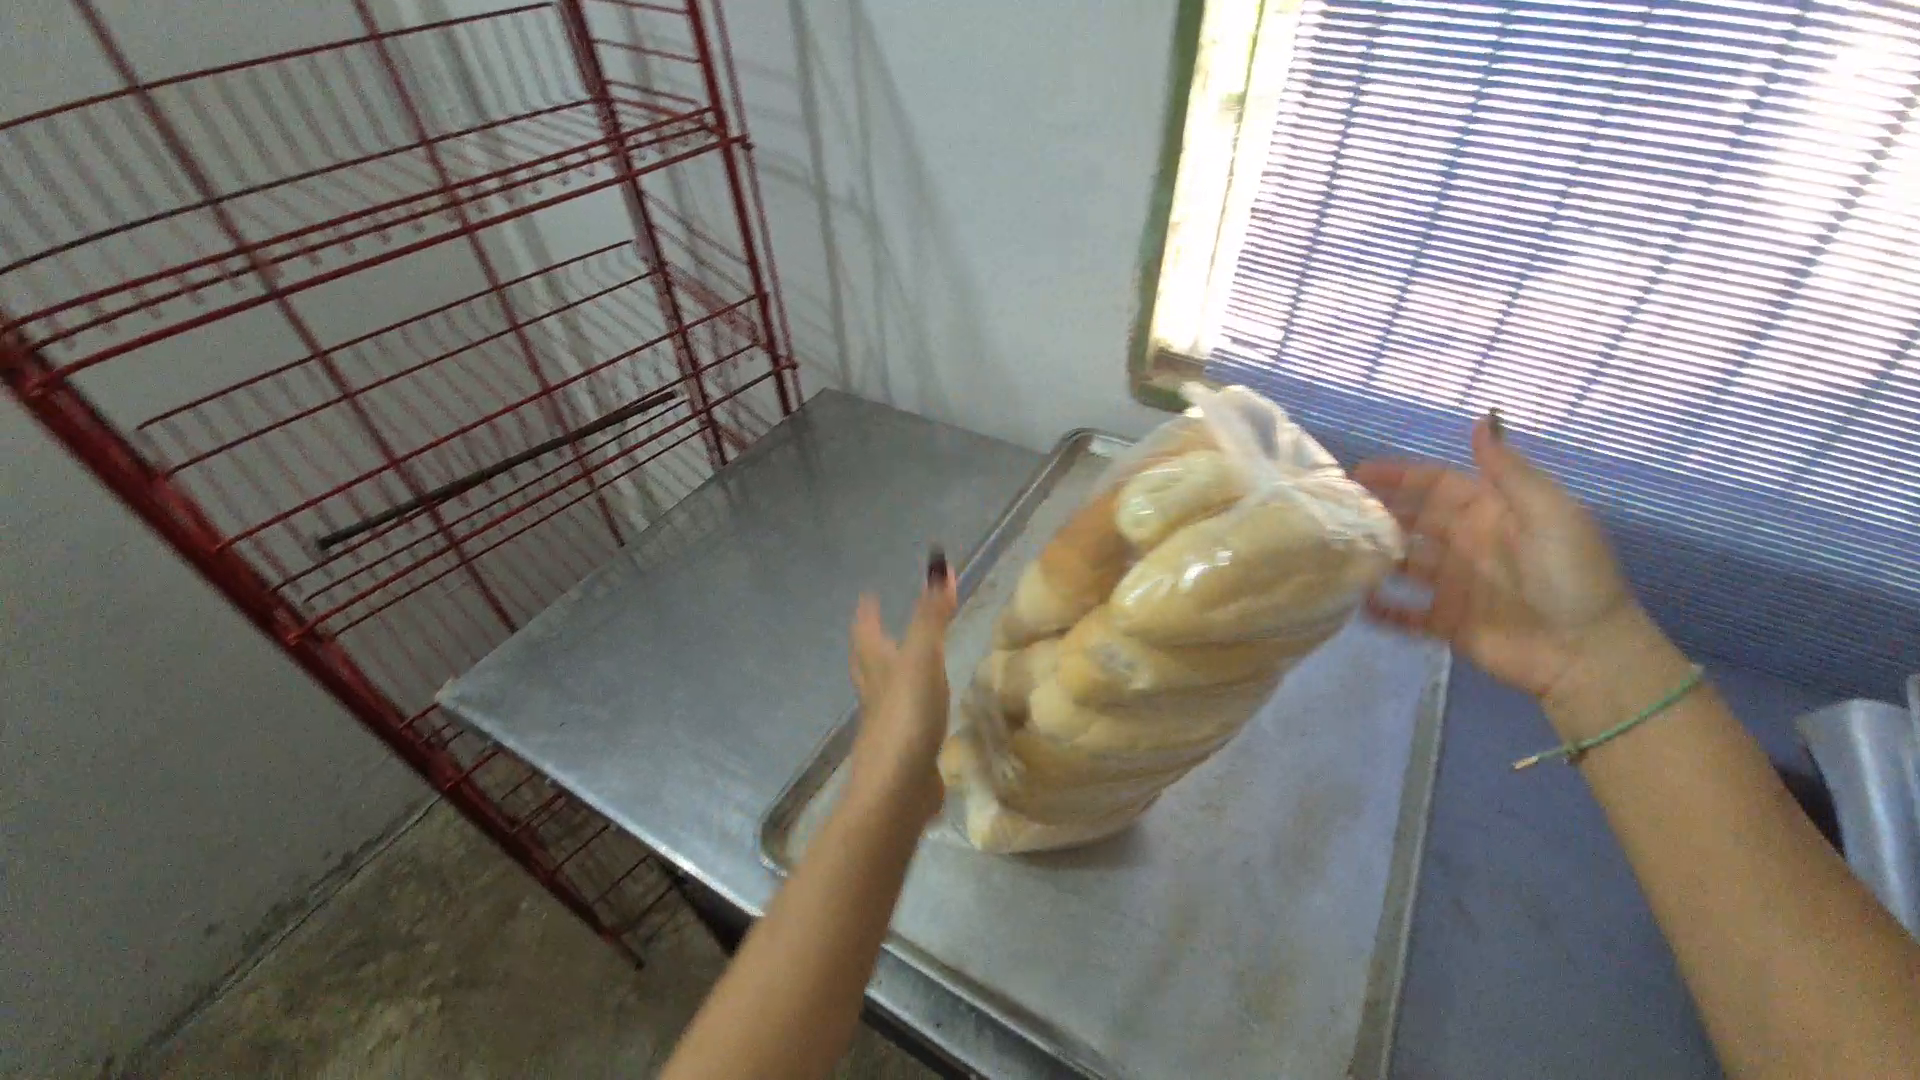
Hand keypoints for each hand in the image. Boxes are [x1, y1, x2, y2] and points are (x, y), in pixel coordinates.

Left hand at [846, 563, 956, 822]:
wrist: (896, 793)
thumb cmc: (906, 719)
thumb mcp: (922, 660)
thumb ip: (931, 617)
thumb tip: (940, 566)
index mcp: (878, 670)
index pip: (867, 634)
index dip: (867, 614)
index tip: (867, 596)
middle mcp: (876, 697)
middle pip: (867, 664)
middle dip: (870, 644)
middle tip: (873, 627)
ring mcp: (887, 729)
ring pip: (882, 696)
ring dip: (888, 678)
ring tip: (899, 668)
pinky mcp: (904, 757)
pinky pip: (905, 726)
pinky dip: (911, 714)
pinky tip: (923, 719)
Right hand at [1354, 418, 1641, 706]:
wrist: (1585, 652)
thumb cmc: (1569, 576)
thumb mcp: (1548, 514)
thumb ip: (1509, 471)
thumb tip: (1482, 418)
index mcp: (1490, 513)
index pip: (1435, 485)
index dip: (1399, 477)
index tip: (1357, 474)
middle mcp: (1467, 544)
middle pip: (1412, 520)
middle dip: (1377, 513)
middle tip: (1334, 512)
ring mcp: (1454, 585)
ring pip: (1403, 563)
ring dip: (1375, 557)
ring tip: (1338, 553)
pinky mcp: (1447, 622)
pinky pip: (1405, 613)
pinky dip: (1382, 609)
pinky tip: (1356, 602)